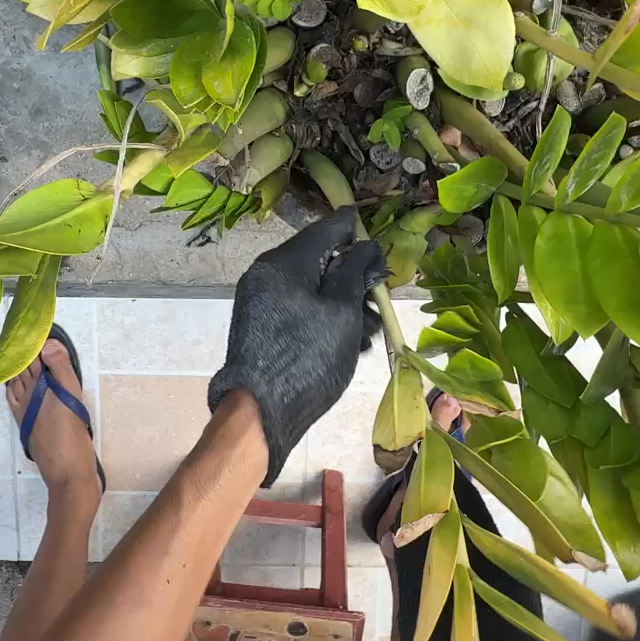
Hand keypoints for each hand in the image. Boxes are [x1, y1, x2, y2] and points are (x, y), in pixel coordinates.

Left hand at [208, 208, 387, 486]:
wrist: (260, 411)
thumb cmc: (308, 358)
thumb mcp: (342, 312)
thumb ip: (355, 272)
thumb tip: (365, 245)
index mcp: (283, 261)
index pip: (325, 229)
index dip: (353, 229)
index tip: (373, 234)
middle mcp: (266, 272)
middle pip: (318, 259)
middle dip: (352, 275)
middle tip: (380, 296)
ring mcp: (260, 298)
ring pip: (310, 286)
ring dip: (342, 299)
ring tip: (371, 328)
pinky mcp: (261, 323)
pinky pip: (297, 306)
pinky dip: (323, 314)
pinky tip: (349, 339)